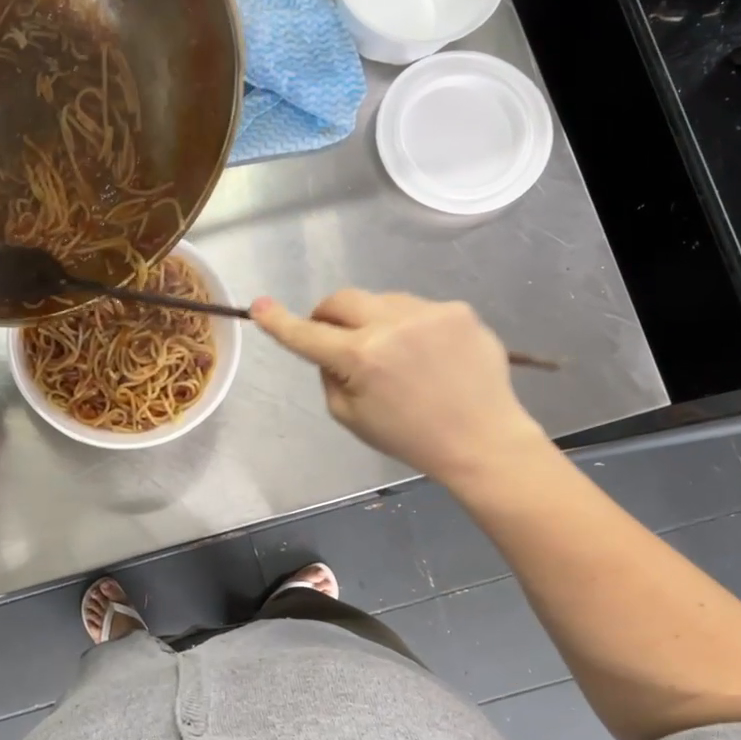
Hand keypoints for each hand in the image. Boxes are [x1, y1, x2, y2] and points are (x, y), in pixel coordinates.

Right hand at [252, 291, 549, 483]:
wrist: (482, 439)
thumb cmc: (408, 437)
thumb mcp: (350, 416)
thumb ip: (329, 375)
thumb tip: (327, 348)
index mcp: (361, 357)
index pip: (307, 334)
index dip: (279, 321)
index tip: (258, 306)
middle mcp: (392, 324)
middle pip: (342, 300)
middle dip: (328, 315)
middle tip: (332, 337)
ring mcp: (429, 313)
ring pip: (380, 301)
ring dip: (371, 320)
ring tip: (392, 355)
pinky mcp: (458, 310)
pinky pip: (416, 308)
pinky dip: (408, 326)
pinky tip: (425, 355)